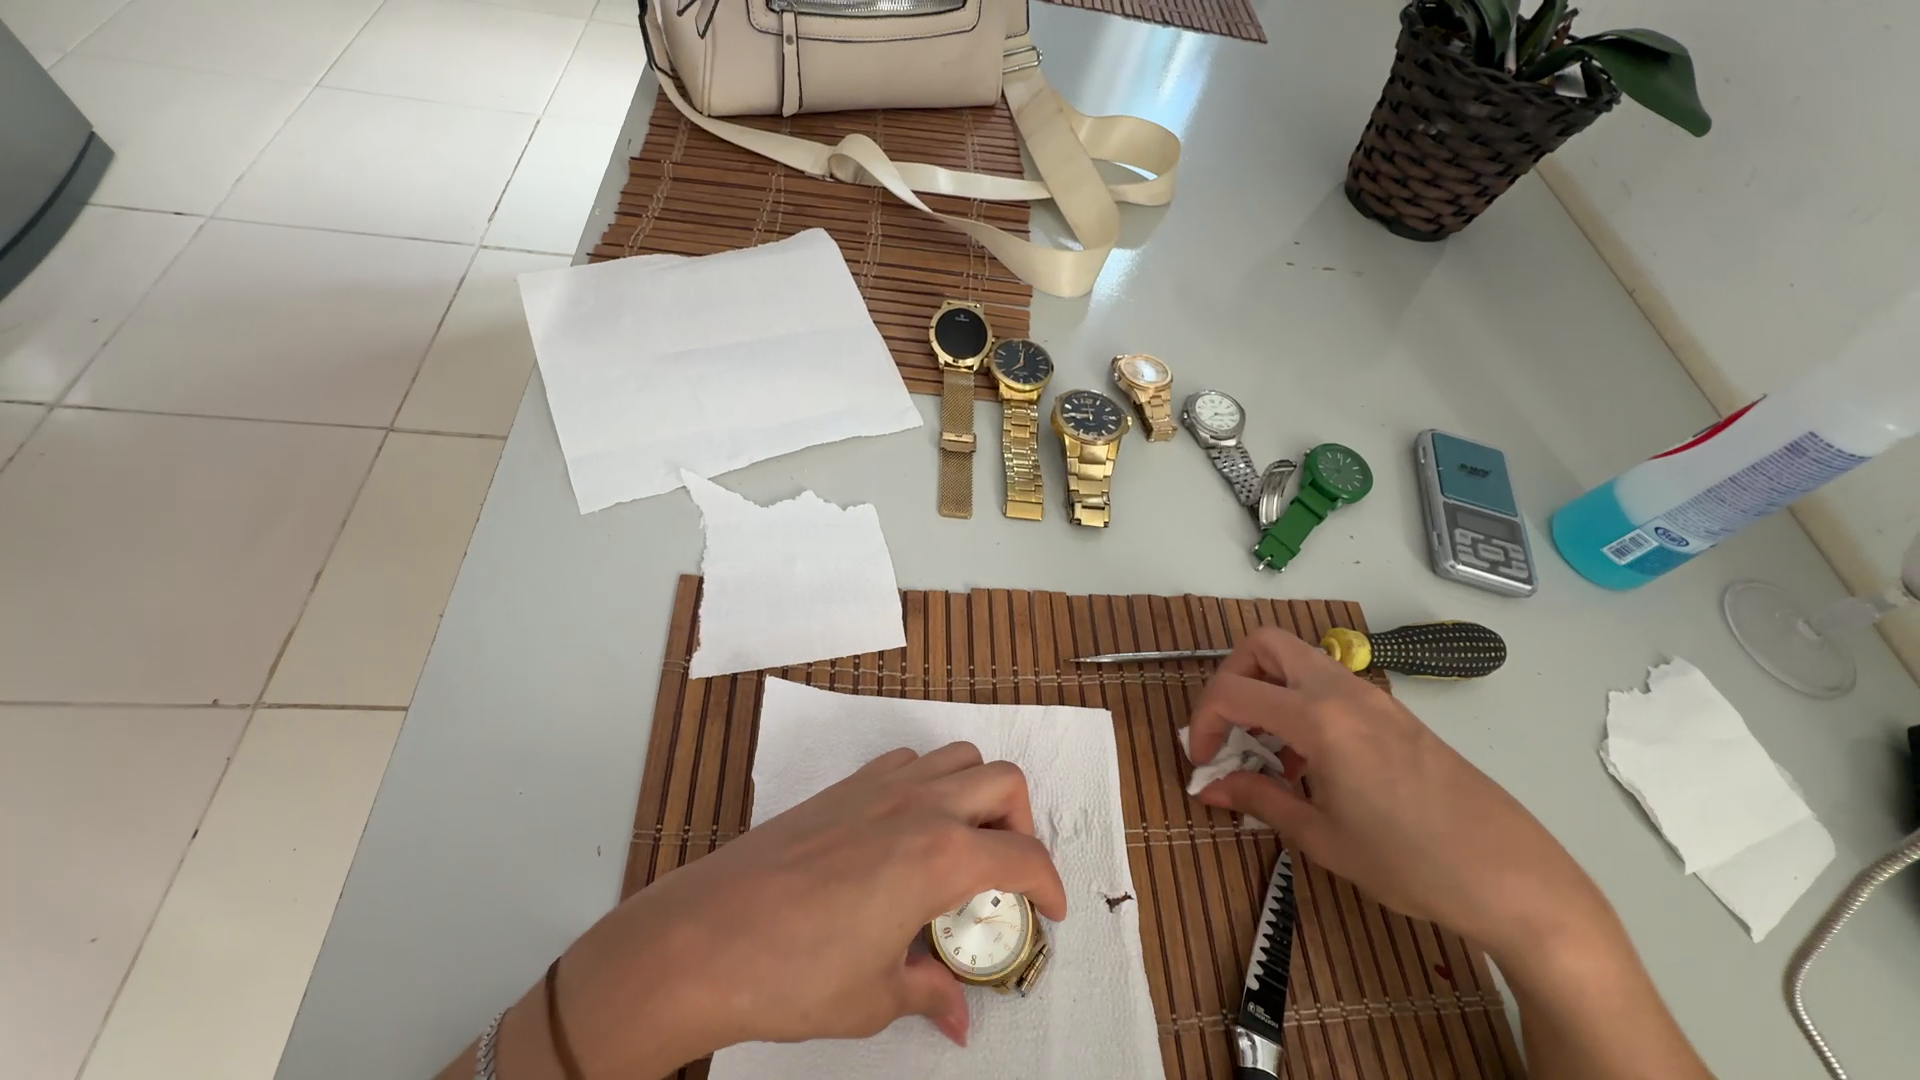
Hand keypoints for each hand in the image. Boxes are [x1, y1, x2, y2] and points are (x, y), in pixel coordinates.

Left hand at [546, 743, 1066, 1077]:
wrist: (700, 940)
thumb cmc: (791, 974)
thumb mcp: (875, 996)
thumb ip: (930, 992)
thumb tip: (959, 1015)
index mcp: (940, 856)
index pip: (1023, 857)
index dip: (1050, 886)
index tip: (1050, 911)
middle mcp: (918, 806)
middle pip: (1004, 781)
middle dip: (1022, 824)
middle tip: (1009, 873)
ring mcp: (878, 787)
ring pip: (957, 757)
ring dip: (977, 793)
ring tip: (965, 844)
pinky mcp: (842, 787)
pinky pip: (907, 762)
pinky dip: (928, 782)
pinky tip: (909, 829)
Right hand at [1186, 628, 1608, 960]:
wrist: (1513, 878)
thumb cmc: (1410, 863)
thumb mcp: (1322, 837)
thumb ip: (1259, 799)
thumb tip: (1209, 787)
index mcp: (1319, 718)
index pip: (1233, 691)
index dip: (1201, 723)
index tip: (1201, 763)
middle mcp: (1344, 691)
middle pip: (1265, 645)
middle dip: (1231, 679)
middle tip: (1226, 731)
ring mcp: (1374, 697)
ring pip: (1299, 661)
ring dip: (1267, 692)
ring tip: (1268, 757)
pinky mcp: (1395, 714)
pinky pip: (1330, 686)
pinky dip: (1300, 705)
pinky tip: (1311, 765)